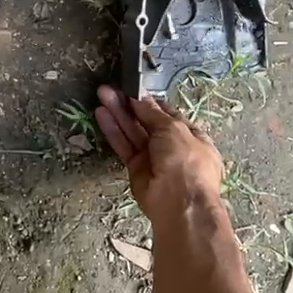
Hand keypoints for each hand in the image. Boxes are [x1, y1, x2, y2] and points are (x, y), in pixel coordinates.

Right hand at [95, 85, 225, 222]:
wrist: (179, 204)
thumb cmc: (187, 162)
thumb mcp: (173, 129)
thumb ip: (152, 113)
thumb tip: (141, 98)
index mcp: (190, 136)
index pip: (167, 113)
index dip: (150, 101)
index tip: (133, 88)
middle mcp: (172, 146)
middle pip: (146, 121)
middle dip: (129, 104)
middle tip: (111, 88)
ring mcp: (153, 158)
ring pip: (133, 131)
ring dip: (118, 113)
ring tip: (102, 94)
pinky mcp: (136, 168)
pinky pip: (124, 145)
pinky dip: (113, 130)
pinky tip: (102, 114)